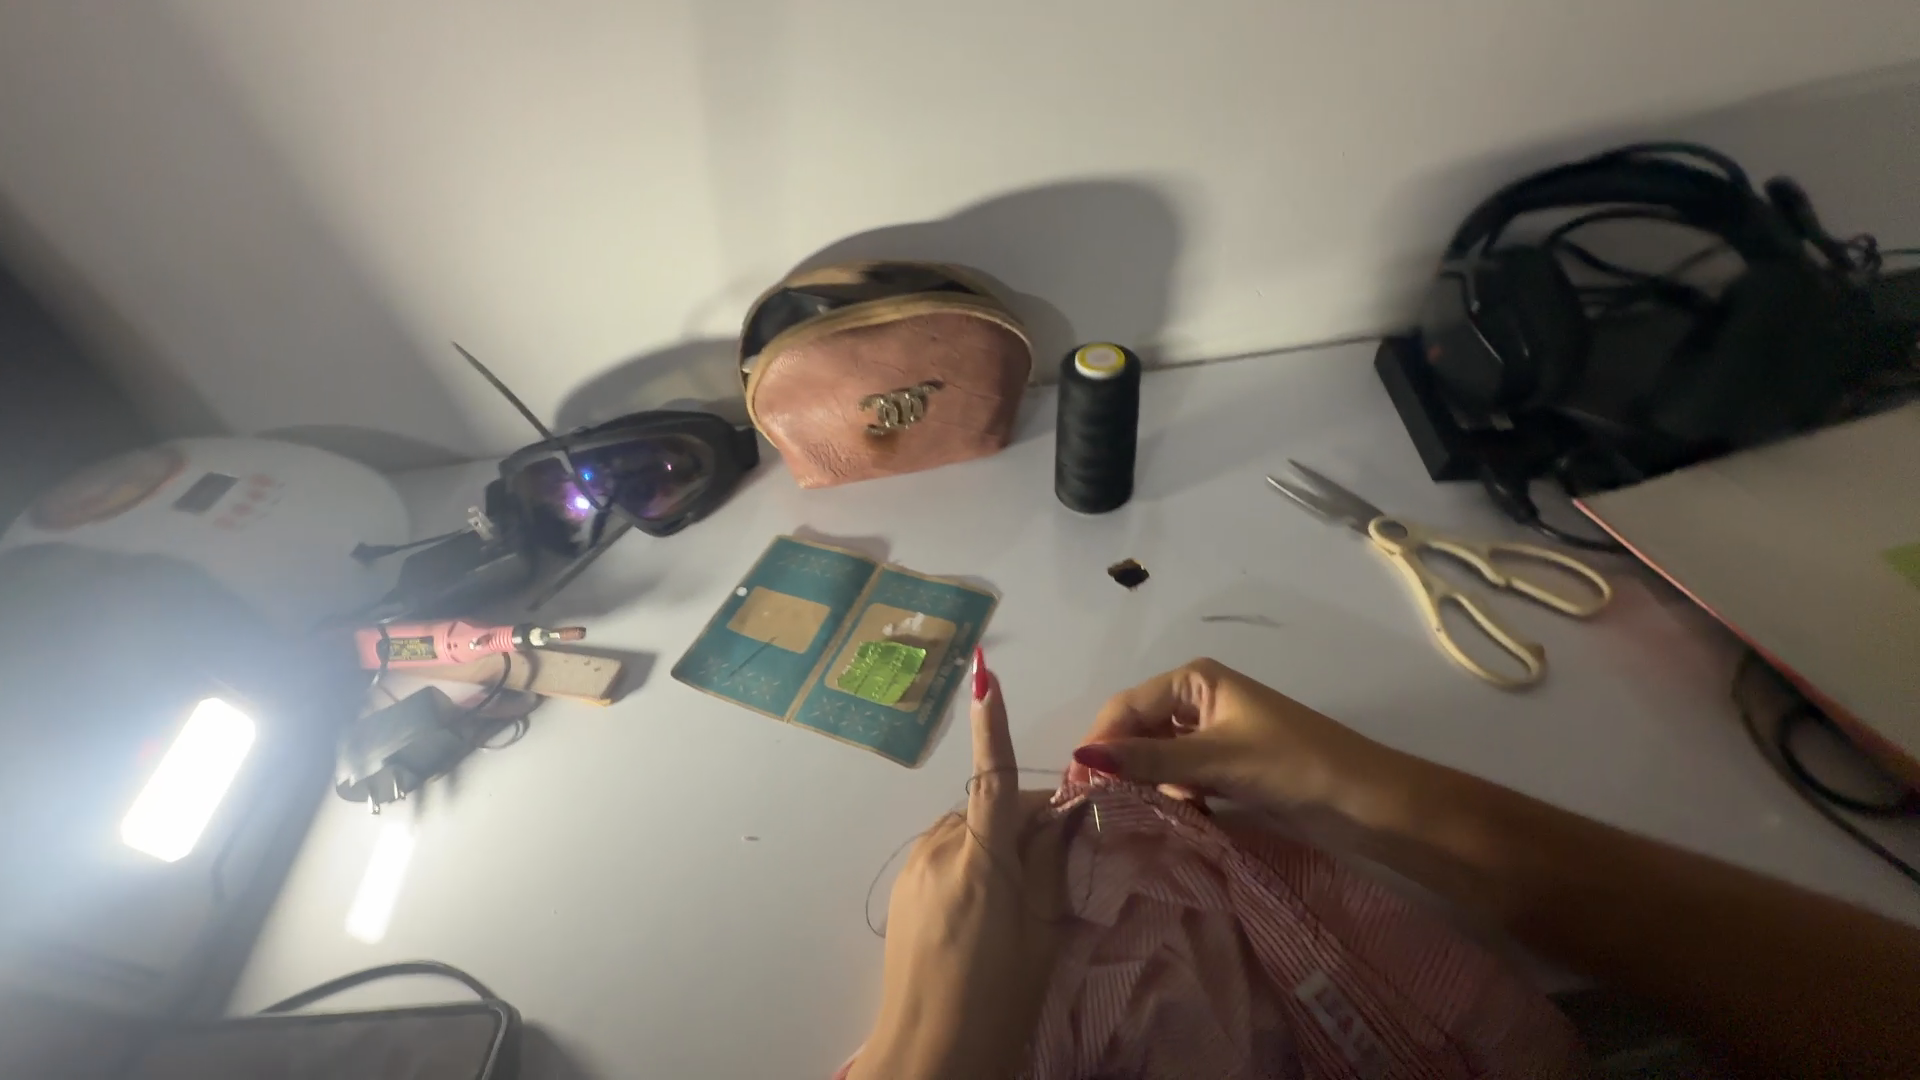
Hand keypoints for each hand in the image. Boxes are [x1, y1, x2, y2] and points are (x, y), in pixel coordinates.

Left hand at [849, 650, 1070, 1079]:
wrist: (926, 1058)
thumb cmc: (998, 1000)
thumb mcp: (1041, 933)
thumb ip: (1050, 862)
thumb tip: (1064, 814)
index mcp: (980, 859)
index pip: (991, 778)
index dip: (992, 726)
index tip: (984, 678)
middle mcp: (939, 847)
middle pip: (990, 805)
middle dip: (1026, 817)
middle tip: (1059, 857)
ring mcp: (915, 864)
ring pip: (968, 826)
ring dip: (997, 838)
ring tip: (1018, 894)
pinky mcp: (903, 882)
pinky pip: (946, 848)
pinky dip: (972, 856)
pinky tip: (982, 905)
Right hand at [1068, 657, 1408, 819]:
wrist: (1367, 802)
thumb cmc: (1292, 763)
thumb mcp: (1217, 759)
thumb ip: (1150, 759)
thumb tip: (1083, 755)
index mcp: (1194, 680)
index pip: (1128, 705)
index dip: (1100, 739)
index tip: (1077, 781)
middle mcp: (1196, 700)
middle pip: (1138, 728)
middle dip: (1117, 762)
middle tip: (1092, 804)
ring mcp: (1209, 734)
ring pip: (1155, 754)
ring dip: (1142, 781)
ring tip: (1124, 813)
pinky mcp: (1222, 765)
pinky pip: (1177, 775)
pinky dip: (1168, 793)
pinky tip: (1166, 814)